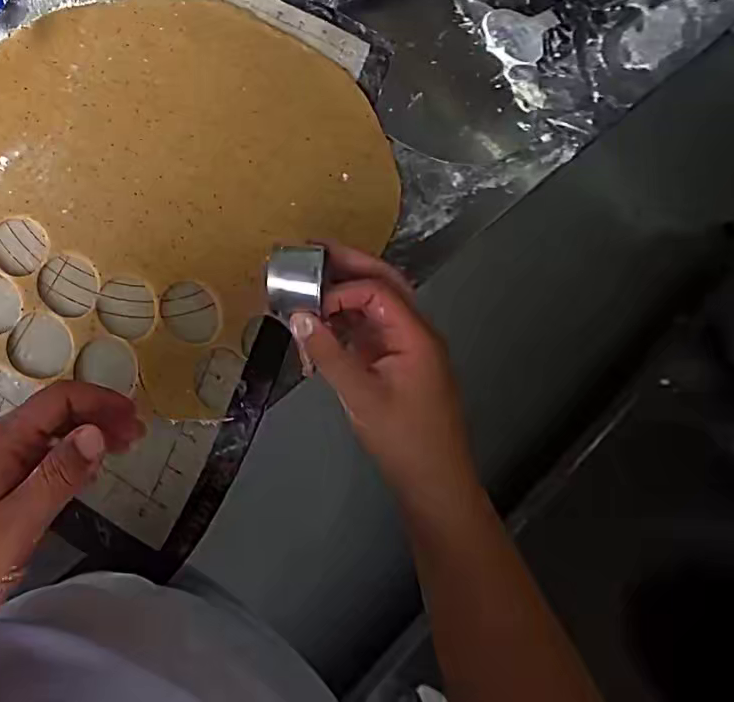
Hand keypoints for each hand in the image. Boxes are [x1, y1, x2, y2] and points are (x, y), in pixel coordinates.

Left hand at [0, 382, 144, 645]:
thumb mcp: (15, 523)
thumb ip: (58, 476)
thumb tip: (96, 431)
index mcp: (3, 441)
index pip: (58, 400)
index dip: (99, 400)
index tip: (134, 417)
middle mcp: (0, 444)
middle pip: (56, 412)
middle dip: (98, 414)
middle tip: (136, 433)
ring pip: (51, 435)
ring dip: (88, 434)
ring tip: (122, 446)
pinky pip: (42, 459)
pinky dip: (72, 456)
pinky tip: (88, 470)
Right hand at [292, 242, 474, 510]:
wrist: (434, 484)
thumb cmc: (405, 441)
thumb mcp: (361, 396)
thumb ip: (328, 353)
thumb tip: (298, 316)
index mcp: (415, 335)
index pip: (376, 291)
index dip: (339, 291)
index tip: (308, 306)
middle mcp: (414, 332)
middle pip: (382, 283)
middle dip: (348, 264)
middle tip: (312, 249)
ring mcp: (405, 347)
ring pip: (375, 304)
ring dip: (343, 292)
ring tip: (309, 281)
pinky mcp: (395, 362)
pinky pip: (368, 329)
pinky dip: (344, 322)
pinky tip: (320, 324)